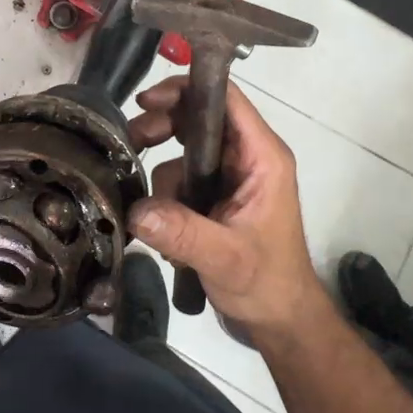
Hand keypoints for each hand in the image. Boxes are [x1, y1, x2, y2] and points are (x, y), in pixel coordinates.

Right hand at [125, 76, 328, 336]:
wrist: (280, 322)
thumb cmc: (267, 283)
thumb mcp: (226, 258)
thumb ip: (183, 232)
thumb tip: (137, 210)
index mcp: (262, 157)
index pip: (225, 99)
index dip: (186, 90)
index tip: (146, 102)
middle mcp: (245, 158)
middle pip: (197, 118)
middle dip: (162, 128)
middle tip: (132, 144)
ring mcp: (228, 177)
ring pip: (182, 149)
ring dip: (160, 172)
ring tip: (148, 206)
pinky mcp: (213, 197)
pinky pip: (179, 178)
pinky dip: (163, 196)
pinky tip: (161, 226)